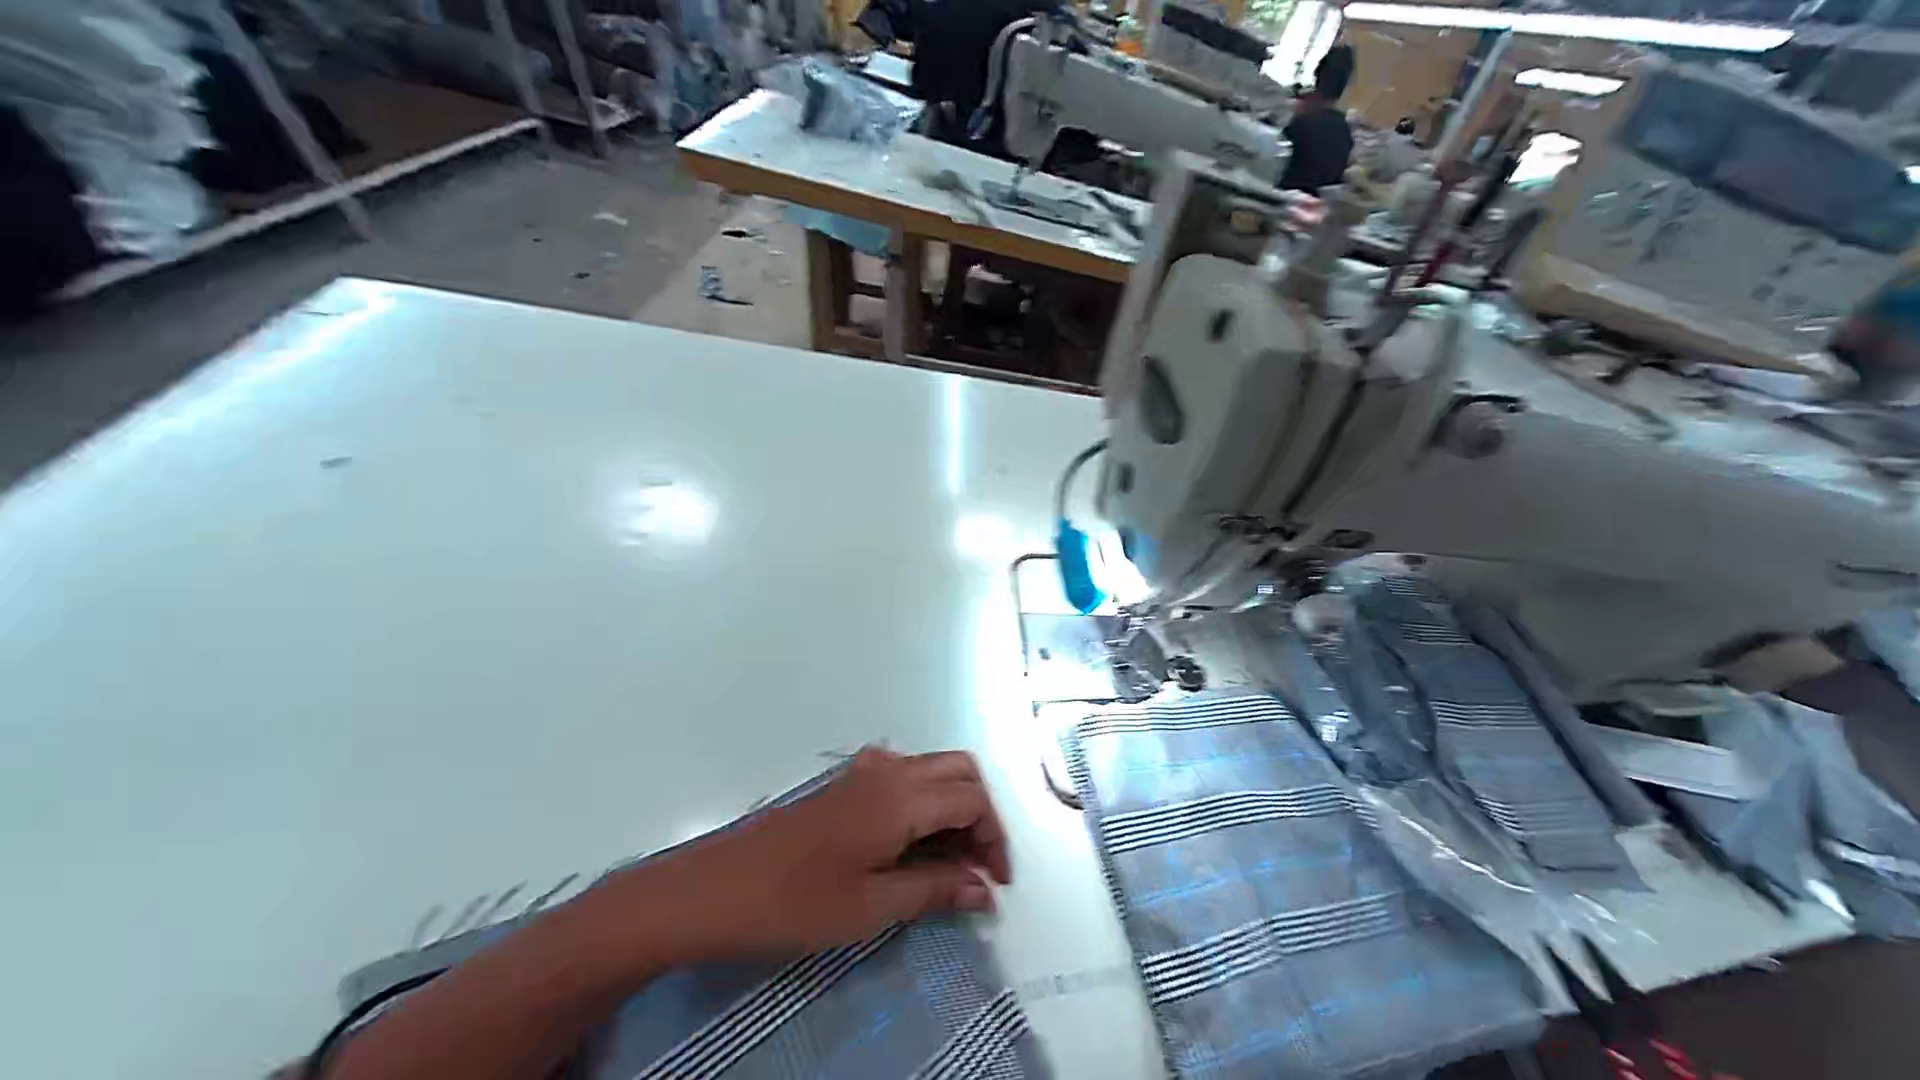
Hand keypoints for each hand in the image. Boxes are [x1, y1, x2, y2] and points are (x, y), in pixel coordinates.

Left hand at [608, 748, 1012, 959]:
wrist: (713, 889)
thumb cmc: (795, 903)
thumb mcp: (872, 907)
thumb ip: (935, 889)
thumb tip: (985, 889)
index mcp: (900, 797)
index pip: (973, 800)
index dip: (994, 839)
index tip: (995, 884)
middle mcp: (888, 771)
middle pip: (959, 771)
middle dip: (980, 814)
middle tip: (978, 866)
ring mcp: (863, 772)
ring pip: (931, 770)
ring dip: (952, 806)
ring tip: (947, 862)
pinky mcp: (844, 784)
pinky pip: (903, 776)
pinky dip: (924, 801)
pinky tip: (910, 843)